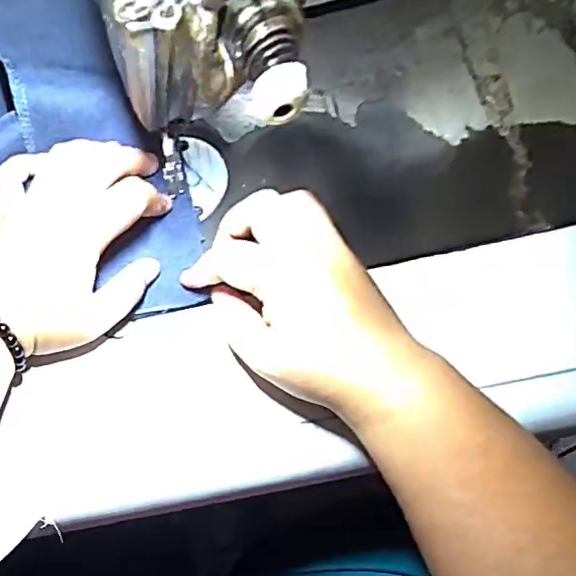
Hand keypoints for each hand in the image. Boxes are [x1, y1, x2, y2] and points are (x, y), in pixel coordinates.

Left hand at [0, 139, 170, 356]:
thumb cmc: (41, 324)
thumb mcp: (95, 320)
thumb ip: (127, 291)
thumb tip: (150, 268)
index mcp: (87, 231)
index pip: (130, 196)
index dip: (152, 196)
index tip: (163, 205)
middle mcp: (59, 206)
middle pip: (101, 163)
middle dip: (130, 158)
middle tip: (147, 165)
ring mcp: (30, 202)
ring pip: (64, 157)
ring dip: (91, 149)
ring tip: (109, 155)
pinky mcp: (5, 210)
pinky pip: (16, 170)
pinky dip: (35, 160)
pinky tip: (49, 163)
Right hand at [180, 189, 435, 422]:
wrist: (381, 372)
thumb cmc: (327, 370)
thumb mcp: (263, 356)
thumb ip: (232, 319)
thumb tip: (221, 296)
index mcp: (282, 272)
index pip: (230, 255)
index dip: (205, 267)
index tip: (194, 280)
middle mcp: (308, 247)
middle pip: (261, 208)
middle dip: (232, 227)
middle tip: (222, 257)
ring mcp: (331, 246)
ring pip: (291, 203)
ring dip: (262, 218)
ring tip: (250, 249)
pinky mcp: (345, 254)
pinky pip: (313, 218)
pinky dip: (287, 226)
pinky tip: (279, 258)